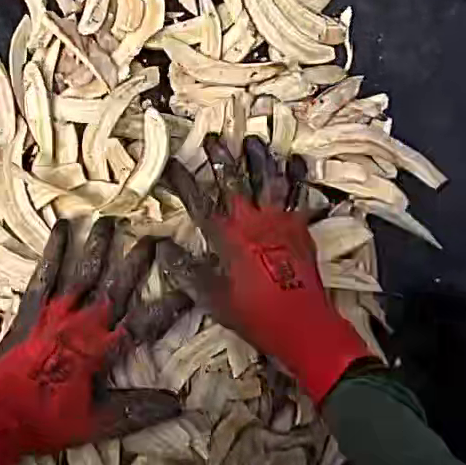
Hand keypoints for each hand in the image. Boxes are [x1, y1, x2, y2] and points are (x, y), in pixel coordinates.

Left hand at [0, 217, 184, 464]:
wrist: (2, 412)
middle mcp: (83, 321)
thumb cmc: (50, 418)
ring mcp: (56, 310)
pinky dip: (55, 249)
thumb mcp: (98, 422)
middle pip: (116, 284)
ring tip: (111, 222)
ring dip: (99, 245)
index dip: (169, 305)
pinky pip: (46, 272)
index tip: (189, 289)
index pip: (145, 322)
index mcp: (102, 348)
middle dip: (137, 261)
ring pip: (83, 270)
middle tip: (154, 238)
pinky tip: (62, 229)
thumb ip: (138, 409)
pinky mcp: (33, 306)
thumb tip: (178, 403)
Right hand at [161, 133, 377, 401]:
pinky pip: (299, 196)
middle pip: (234, 181)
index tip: (172, 164)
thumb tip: (161, 248)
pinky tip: (296, 162)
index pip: (198, 201)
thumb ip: (185, 271)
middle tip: (213, 138)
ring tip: (253, 140)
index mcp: (226, 237)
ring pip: (268, 180)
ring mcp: (279, 222)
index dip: (183, 181)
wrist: (303, 326)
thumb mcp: (210, 298)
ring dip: (259, 158)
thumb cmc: (253, 313)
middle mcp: (252, 222)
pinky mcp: (301, 228)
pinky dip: (298, 177)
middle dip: (221, 157)